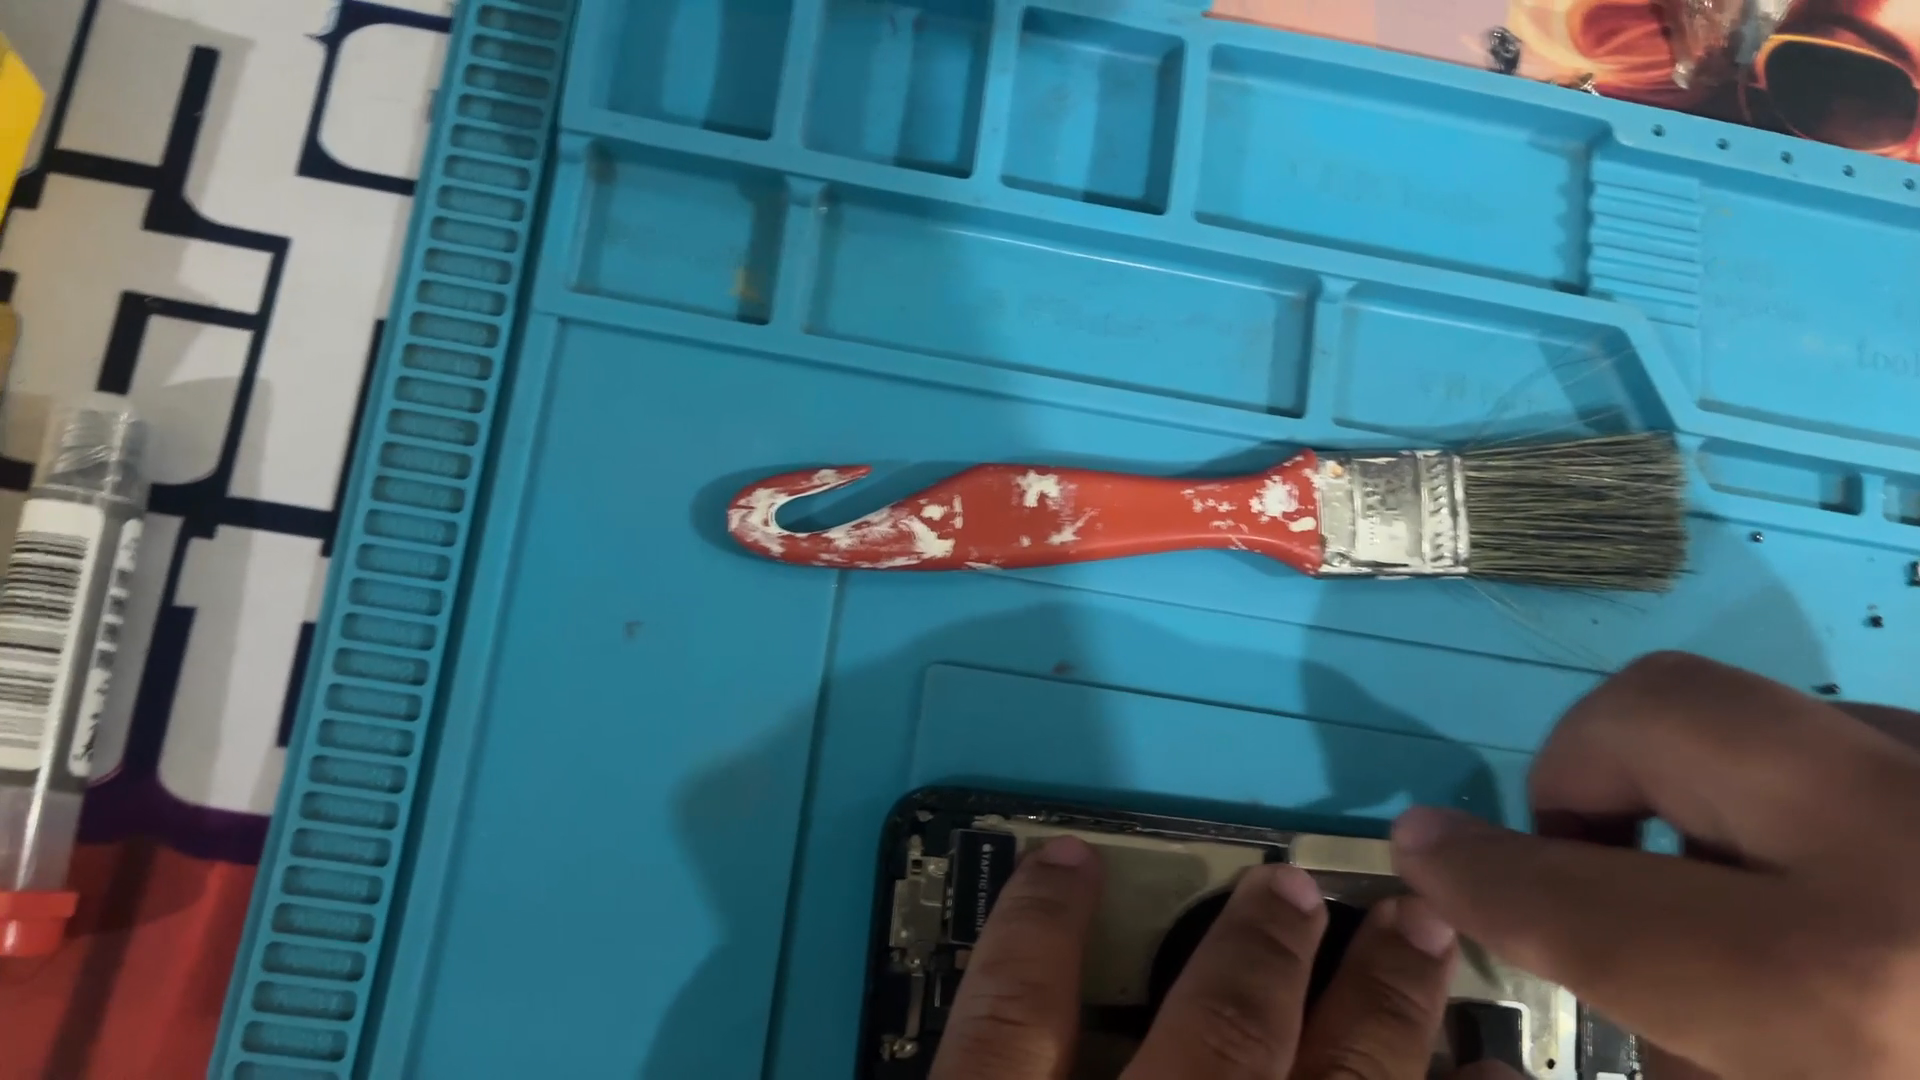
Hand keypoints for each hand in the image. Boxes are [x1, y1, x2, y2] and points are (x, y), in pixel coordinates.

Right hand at [928, 834, 1518, 1079]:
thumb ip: (997, 1064)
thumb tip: (1009, 994)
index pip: (1008, 1014)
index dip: (1031, 928)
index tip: (1060, 861)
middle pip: (1206, 1049)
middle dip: (1252, 961)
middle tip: (1293, 889)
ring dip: (1386, 1024)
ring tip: (1421, 945)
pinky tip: (1490, 1073)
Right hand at [1392, 652, 1919, 1079]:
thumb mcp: (1784, 1075)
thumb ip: (1667, 1042)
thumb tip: (1561, 943)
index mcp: (1850, 989)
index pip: (1586, 903)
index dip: (1481, 872)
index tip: (1424, 848)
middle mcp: (1912, 852)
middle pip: (1655, 714)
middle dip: (1583, 763)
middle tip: (1597, 848)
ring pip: (1755, 710)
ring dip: (1698, 783)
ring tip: (1745, 885)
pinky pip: (1848, 736)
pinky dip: (1803, 794)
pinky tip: (1861, 882)